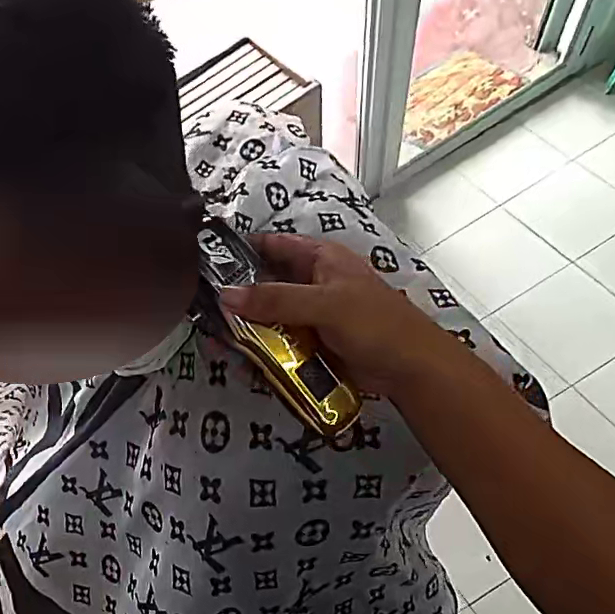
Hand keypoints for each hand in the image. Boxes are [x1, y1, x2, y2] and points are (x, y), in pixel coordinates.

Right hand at [218, 233, 462, 397]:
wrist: (410, 368)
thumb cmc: (375, 324)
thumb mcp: (325, 304)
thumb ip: (276, 299)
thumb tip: (226, 296)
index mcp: (320, 259)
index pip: (273, 245)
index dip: (241, 249)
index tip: (207, 262)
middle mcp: (313, 283)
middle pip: (266, 285)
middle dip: (238, 298)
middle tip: (204, 313)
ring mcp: (313, 316)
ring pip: (270, 318)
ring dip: (247, 330)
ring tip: (217, 345)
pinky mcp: (314, 345)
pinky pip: (281, 344)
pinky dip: (263, 352)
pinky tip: (244, 365)